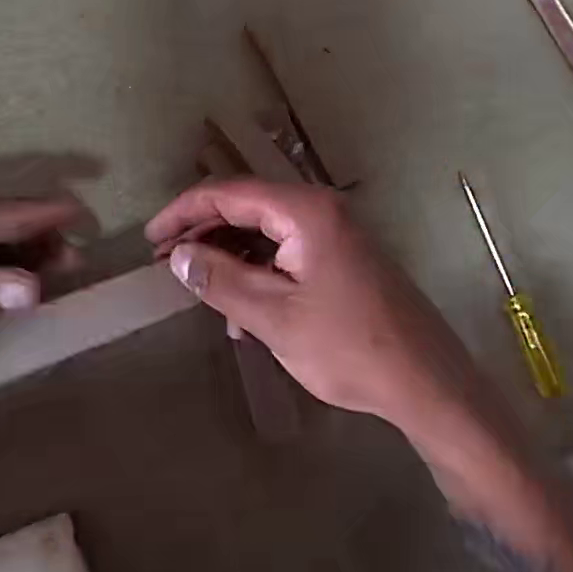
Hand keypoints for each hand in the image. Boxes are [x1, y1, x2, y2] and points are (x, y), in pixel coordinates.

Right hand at [146, 179, 481, 428]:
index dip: (183, 213)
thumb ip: (221, 280)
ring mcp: (340, 234)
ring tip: (202, 292)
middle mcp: (324, 211)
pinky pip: (292, 253)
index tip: (149, 241)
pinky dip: (262, 272)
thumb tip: (178, 256)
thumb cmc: (347, 347)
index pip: (229, 193)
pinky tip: (245, 309)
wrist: (423, 378)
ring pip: (270, 233)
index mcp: (306, 212)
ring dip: (233, 257)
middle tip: (169, 266)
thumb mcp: (273, 316)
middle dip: (206, 234)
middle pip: (250, 208)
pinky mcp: (347, 259)